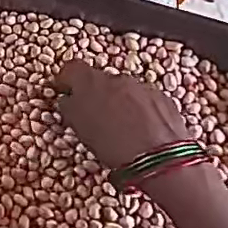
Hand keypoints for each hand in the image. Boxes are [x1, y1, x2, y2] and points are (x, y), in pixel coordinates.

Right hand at [54, 60, 191, 169]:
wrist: (160, 159)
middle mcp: (117, 78)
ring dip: (118, 103)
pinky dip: (139, 111)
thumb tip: (67, 99)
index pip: (71, 68)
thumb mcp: (78, 128)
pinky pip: (144, 100)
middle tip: (92, 116)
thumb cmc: (112, 144)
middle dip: (95, 94)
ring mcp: (142, 87)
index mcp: (90, 81)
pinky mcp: (164, 99)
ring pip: (124, 90)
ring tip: (118, 128)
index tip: (63, 90)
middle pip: (100, 80)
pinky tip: (139, 131)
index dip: (66, 79)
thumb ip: (69, 107)